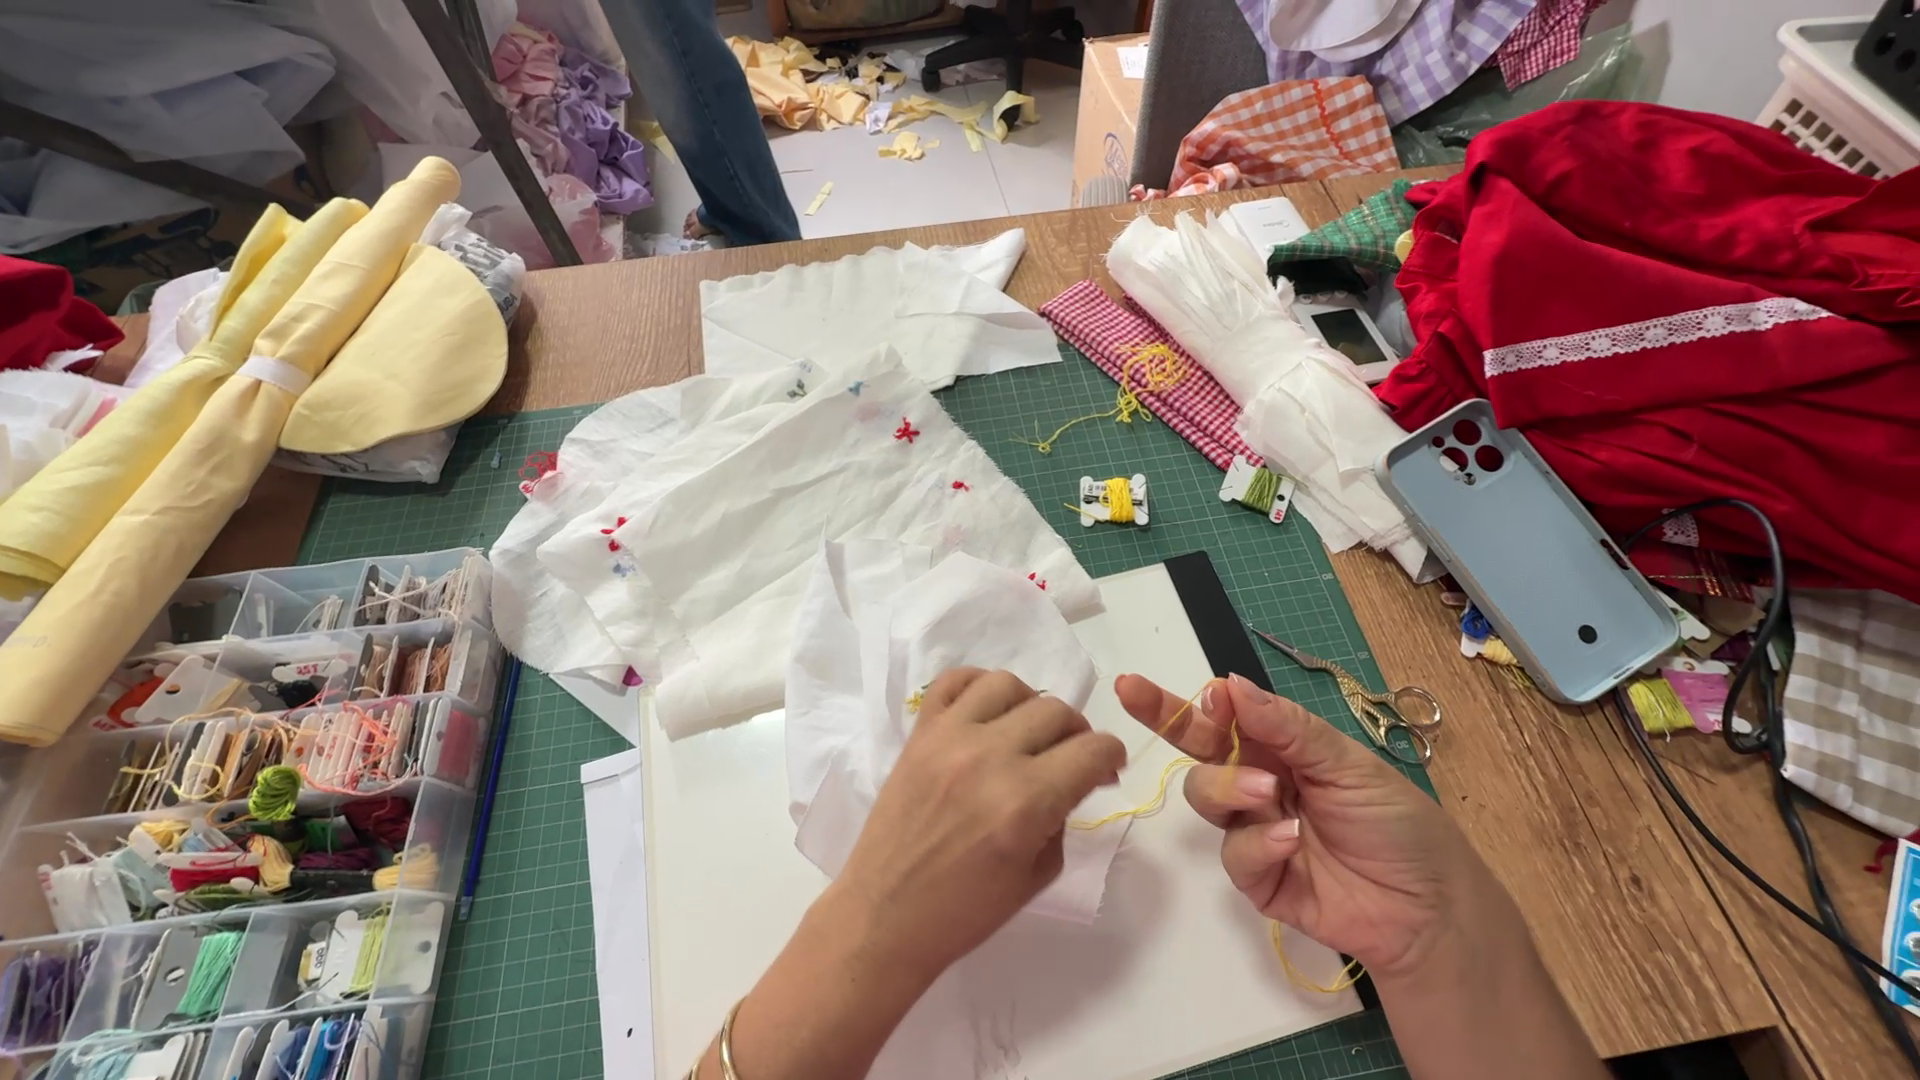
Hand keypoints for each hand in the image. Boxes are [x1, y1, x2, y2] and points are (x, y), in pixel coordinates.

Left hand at [835, 668, 1126, 980]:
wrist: (886, 914)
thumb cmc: (966, 910)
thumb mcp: (1038, 872)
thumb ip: (1062, 815)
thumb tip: (1075, 777)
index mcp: (1026, 802)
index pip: (1092, 749)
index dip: (1111, 755)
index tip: (1107, 767)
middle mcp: (990, 757)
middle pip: (1056, 711)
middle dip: (1077, 733)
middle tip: (1070, 758)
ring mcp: (949, 738)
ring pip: (1007, 684)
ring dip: (1030, 705)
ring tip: (1026, 732)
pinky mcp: (919, 733)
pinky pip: (953, 681)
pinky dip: (978, 685)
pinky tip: (987, 712)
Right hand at [1116, 672, 1487, 981]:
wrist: (1427, 911)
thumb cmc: (1395, 823)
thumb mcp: (1347, 763)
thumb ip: (1285, 727)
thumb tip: (1228, 683)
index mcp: (1280, 746)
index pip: (1223, 714)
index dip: (1193, 699)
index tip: (1194, 692)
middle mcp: (1257, 779)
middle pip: (1196, 747)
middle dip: (1162, 716)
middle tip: (1132, 691)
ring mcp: (1252, 828)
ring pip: (1204, 796)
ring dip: (1228, 788)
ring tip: (1269, 795)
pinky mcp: (1255, 877)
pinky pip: (1232, 852)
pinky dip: (1257, 844)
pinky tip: (1290, 843)